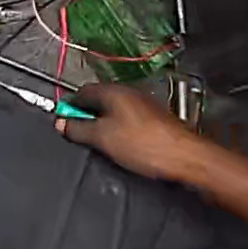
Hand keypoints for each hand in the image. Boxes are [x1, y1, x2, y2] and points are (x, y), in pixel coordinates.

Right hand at [56, 83, 201, 180]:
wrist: (187, 158)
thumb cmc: (143, 145)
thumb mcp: (103, 139)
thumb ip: (78, 129)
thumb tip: (60, 123)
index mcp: (111, 91)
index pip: (80, 92)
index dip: (70, 107)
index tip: (64, 122)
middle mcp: (126, 91)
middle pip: (97, 99)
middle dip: (86, 115)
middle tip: (81, 134)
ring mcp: (142, 103)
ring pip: (113, 109)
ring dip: (103, 122)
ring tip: (101, 142)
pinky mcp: (154, 117)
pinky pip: (127, 118)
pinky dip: (118, 128)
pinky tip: (122, 144)